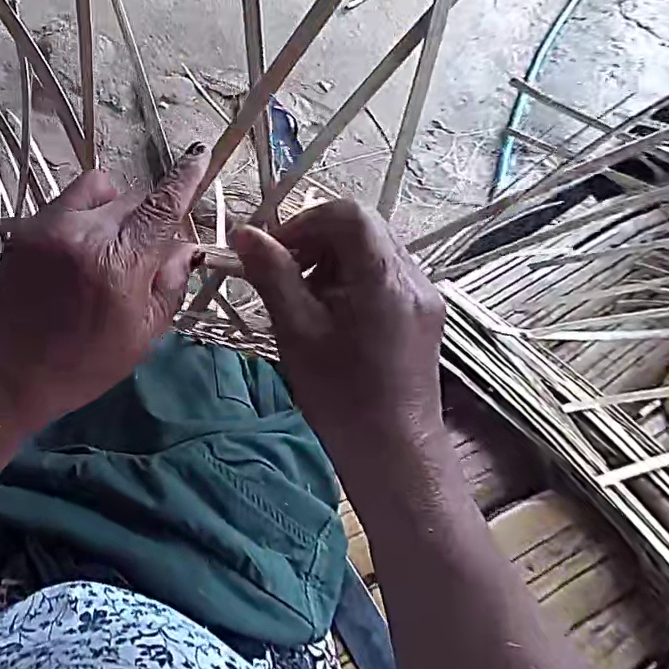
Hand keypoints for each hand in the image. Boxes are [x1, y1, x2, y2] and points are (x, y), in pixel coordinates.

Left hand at [0, 144, 209, 432]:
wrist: (7, 373)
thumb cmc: (84, 363)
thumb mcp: (143, 334)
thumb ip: (170, 282)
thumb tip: (183, 244)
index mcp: (119, 264)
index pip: (161, 207)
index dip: (184, 179)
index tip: (197, 156)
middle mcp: (85, 232)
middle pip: (133, 197)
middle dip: (146, 217)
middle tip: (141, 253)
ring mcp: (50, 224)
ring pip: (100, 190)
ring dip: (114, 209)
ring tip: (106, 245)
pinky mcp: (27, 226)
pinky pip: (68, 200)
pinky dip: (84, 213)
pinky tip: (78, 247)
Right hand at [231, 200, 445, 452]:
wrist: (395, 454)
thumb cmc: (341, 397)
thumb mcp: (297, 331)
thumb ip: (272, 275)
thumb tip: (245, 233)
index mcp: (384, 279)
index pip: (349, 214)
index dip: (306, 221)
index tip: (276, 250)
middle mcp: (413, 277)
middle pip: (362, 227)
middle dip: (316, 240)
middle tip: (286, 273)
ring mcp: (423, 294)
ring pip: (371, 248)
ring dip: (332, 259)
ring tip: (307, 300)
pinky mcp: (423, 311)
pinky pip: (382, 272)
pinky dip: (351, 277)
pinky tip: (333, 314)